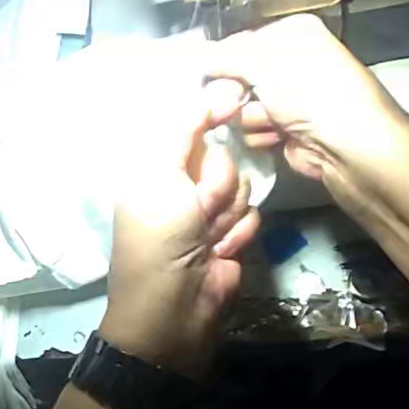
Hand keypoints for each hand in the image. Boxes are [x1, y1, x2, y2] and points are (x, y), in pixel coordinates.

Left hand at [98, 79, 261, 378]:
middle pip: (224, 158)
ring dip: (226, 217)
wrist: (175, 315)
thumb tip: (201, 94)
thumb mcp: (160, 181)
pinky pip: (253, 217)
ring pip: (244, 188)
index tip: (232, 105)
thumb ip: (180, 133)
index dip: (209, 113)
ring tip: (205, 241)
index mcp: (156, 168)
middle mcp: (183, 185)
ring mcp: (210, 212)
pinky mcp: (233, 236)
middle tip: (197, 212)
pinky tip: (219, 256)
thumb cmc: (157, 245)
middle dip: (215, 187)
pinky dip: (238, 237)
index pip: (188, 126)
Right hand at [206, 14, 408, 193]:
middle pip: (241, 77)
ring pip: (245, 107)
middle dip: (235, 93)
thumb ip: (227, 57)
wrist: (351, 149)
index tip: (210, 75)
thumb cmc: (313, 95)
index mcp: (296, 35)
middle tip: (231, 104)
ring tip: (273, 122)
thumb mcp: (265, 65)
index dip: (226, 60)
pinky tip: (280, 138)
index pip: (243, 42)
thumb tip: (200, 56)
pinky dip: (264, 136)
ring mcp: (293, 100)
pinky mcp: (291, 132)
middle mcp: (295, 64)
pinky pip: (257, 131)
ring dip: (252, 117)